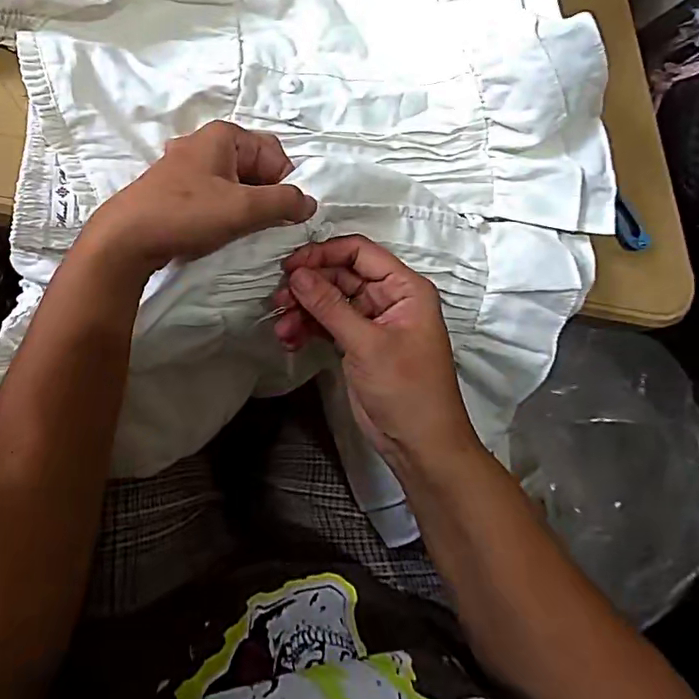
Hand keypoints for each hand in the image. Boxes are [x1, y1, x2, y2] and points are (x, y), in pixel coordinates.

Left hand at [79, 121, 316, 274]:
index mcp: (222, 136)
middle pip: (253, 166)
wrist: (126, 238)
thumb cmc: (186, 213)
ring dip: (243, 207)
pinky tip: (216, 232)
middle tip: (262, 224)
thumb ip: (283, 202)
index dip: (284, 182)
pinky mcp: (172, 190)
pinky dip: (221, 212)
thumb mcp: (243, 208)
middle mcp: (202, 144)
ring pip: (232, 184)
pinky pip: (211, 196)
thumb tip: (308, 202)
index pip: (274, 152)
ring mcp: (184, 166)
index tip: (282, 212)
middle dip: (264, 195)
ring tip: (239, 231)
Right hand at [269, 236, 482, 469]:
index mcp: (405, 288)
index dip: (323, 253)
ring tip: (282, 325)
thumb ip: (329, 306)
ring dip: (302, 309)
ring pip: (328, 299)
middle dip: (308, 285)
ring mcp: (371, 320)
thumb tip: (297, 274)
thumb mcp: (366, 344)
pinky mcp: (357, 341)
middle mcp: (388, 298)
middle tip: (279, 298)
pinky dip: (307, 328)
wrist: (420, 446)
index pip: (359, 252)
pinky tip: (290, 339)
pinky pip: (326, 322)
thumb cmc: (407, 391)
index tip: (291, 266)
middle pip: (339, 274)